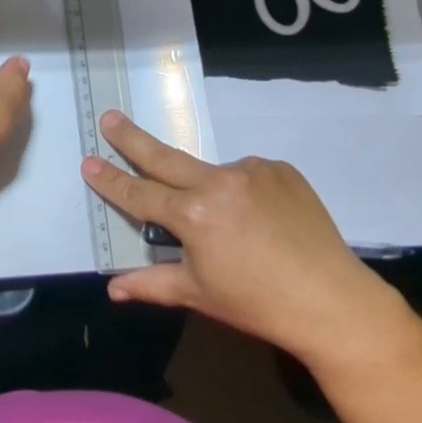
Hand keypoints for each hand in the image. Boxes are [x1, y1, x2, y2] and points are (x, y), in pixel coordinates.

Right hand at [81, 111, 410, 371]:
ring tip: (233, 228)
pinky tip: (259, 219)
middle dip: (132, 138)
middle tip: (110, 118)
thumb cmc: (257, 304)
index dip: (111, 180)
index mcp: (192, 214)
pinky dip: (243, 190)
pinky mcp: (281, 169)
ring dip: (207, 189)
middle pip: (164, 157)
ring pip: (213, 173)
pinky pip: (248, 174)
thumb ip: (151, 283)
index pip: (139, 193)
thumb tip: (111, 289)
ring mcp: (252, 170)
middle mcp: (218, 182)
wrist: (333, 302)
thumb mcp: (199, 294)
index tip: (88, 162)